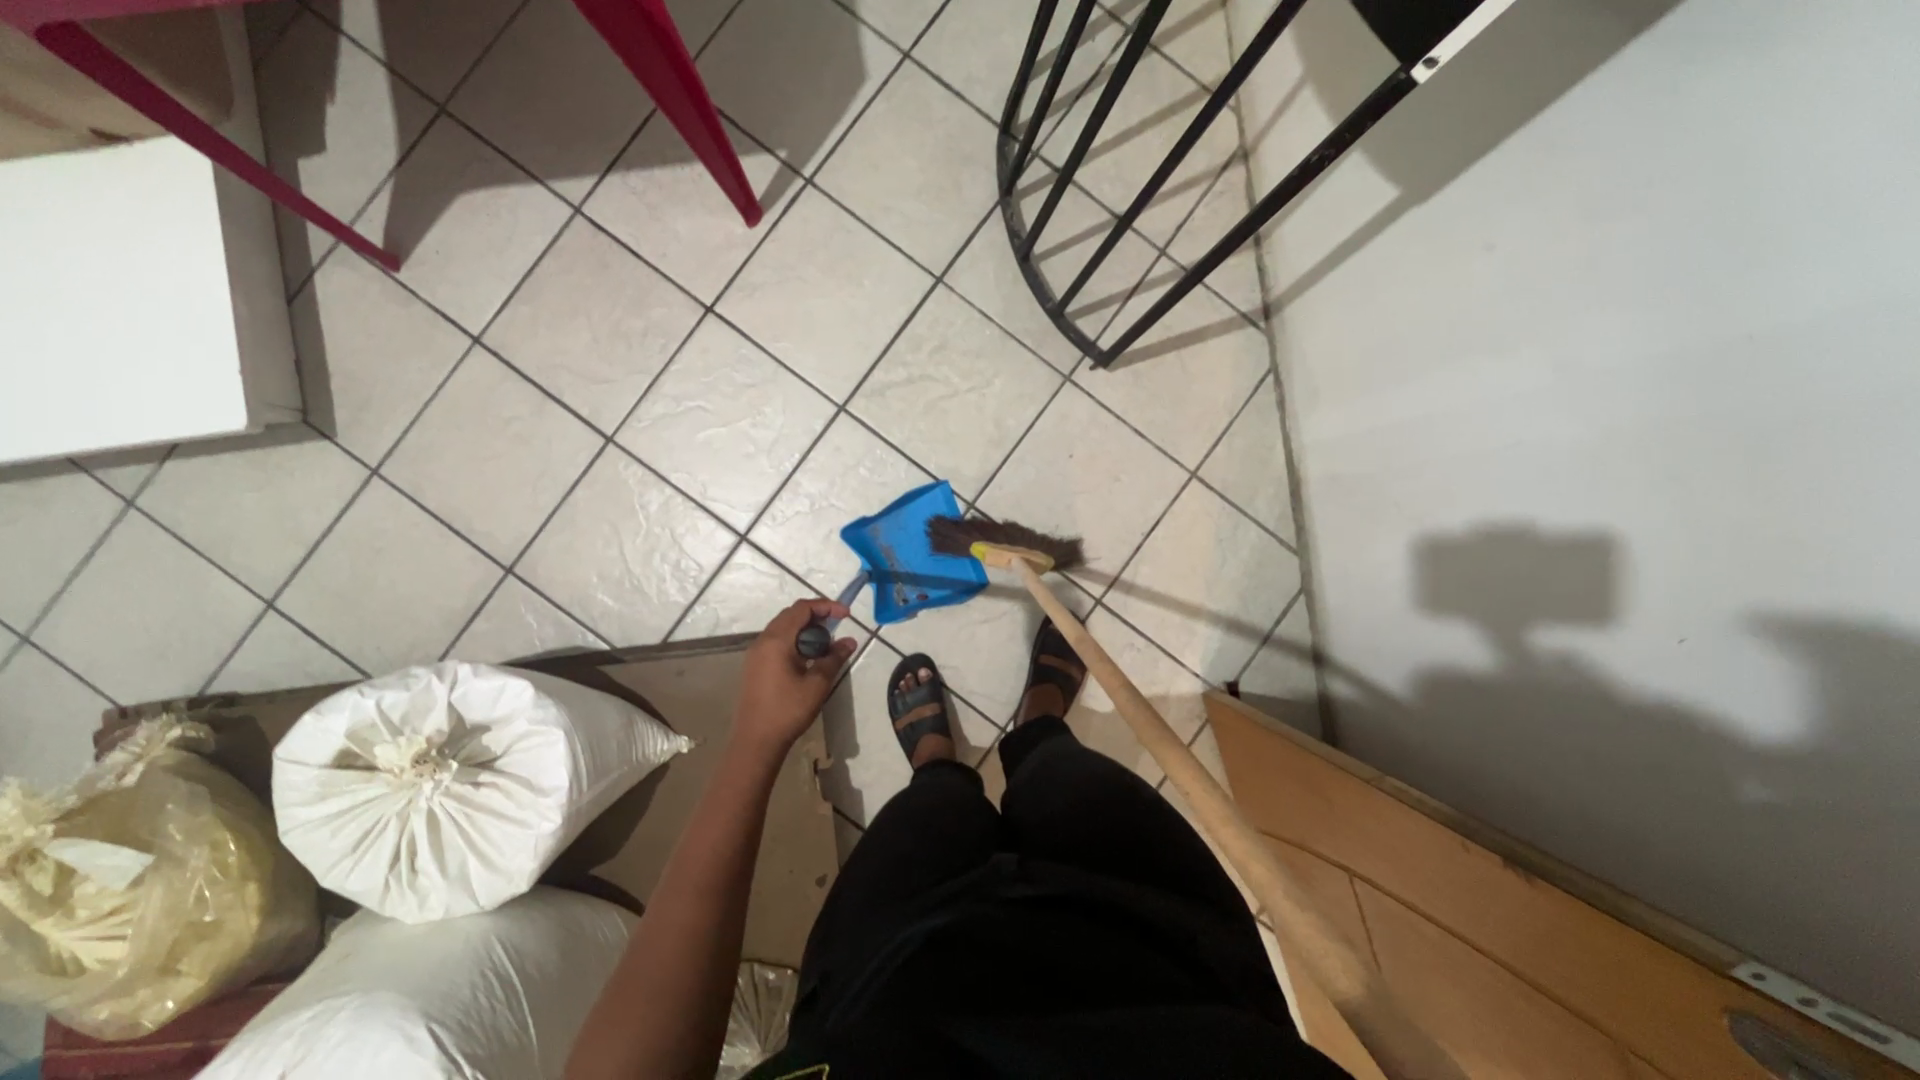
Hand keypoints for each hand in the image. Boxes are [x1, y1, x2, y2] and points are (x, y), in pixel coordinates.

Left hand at [731, 599, 856, 755]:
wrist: (756, 740)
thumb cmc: (788, 710)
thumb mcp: (817, 684)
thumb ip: (833, 658)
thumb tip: (849, 641)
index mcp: (776, 641)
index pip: (801, 609)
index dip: (826, 606)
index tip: (846, 615)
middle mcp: (763, 641)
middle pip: (791, 615)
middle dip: (816, 616)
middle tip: (837, 627)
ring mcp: (756, 654)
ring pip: (783, 628)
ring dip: (805, 629)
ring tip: (826, 644)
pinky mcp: (755, 666)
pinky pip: (776, 642)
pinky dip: (795, 641)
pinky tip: (808, 658)